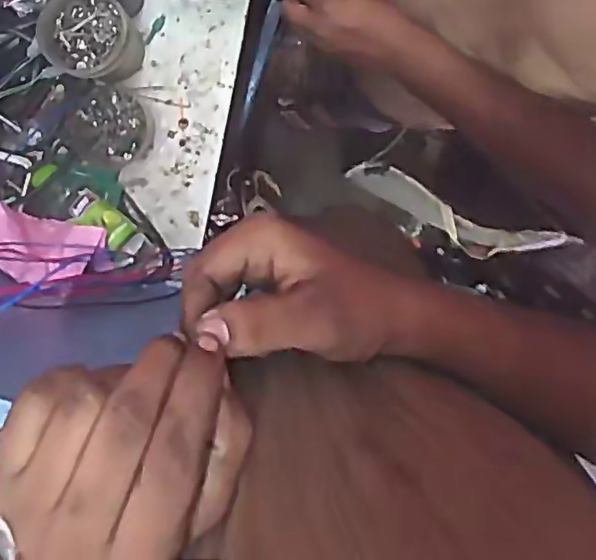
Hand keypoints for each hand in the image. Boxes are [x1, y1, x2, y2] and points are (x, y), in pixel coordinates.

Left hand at [0, 338, 250, 559]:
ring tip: (133, 377)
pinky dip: (69, 376)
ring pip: (81, 404)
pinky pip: (38, 396)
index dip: (195, 393)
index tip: (210, 348)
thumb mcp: (202, 510)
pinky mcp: (2, 469)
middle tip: (177, 343)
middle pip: (123, 427)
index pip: (172, 460)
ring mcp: (30, 499)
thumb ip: (224, 446)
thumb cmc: (147, 528)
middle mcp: (77, 533)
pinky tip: (87, 388)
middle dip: (159, 368)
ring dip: (116, 373)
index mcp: (140, 552)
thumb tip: (216, 377)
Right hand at [181, 213, 426, 362]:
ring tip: (222, 355)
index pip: (200, 270)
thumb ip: (255, 323)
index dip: (195, 313)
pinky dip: (228, 315)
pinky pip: (233, 289)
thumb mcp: (309, 321)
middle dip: (202, 315)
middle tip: (211, 359)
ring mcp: (261, 251)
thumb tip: (202, 332)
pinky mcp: (270, 269)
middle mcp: (254, 235)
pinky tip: (237, 341)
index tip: (204, 356)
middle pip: (204, 274)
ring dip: (214, 317)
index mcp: (258, 235)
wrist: (400, 315)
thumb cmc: (360, 312)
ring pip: (216, 283)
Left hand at [277, 0, 426, 71]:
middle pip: (289, 12)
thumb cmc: (384, 17)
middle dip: (288, 0)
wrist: (395, 50)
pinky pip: (307, 36)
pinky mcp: (325, 53)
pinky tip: (316, 21)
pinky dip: (306, 26)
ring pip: (295, 26)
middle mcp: (317, 26)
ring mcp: (319, 42)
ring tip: (303, 6)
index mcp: (327, 7)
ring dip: (295, 15)